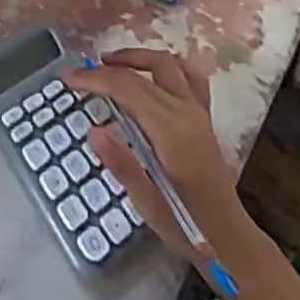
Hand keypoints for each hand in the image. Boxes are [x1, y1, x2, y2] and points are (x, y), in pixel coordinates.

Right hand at [64, 49, 245, 259]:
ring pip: (168, 64)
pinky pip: (190, 77)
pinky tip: (150, 73)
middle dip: (106, 69)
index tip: (68, 79)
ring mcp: (199, 112)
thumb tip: (93, 130)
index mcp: (172, 132)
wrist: (231, 241)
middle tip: (79, 76)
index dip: (94, 79)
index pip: (127, 88)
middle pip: (142, 73)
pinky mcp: (204, 117)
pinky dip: (167, 66)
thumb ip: (121, 164)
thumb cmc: (187, 225)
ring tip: (110, 65)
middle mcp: (187, 114)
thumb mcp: (148, 203)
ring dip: (137, 57)